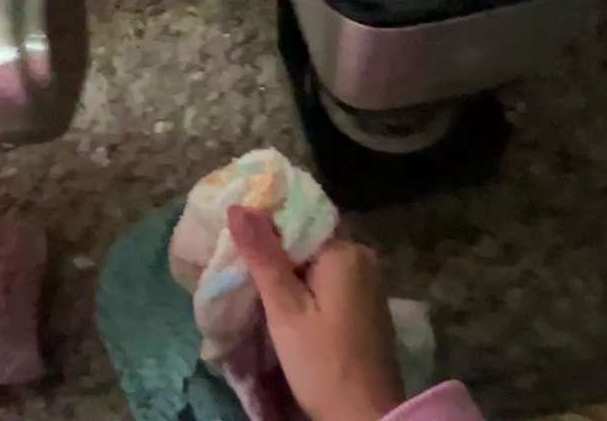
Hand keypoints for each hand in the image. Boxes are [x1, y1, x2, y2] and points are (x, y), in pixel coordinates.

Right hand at [227, 205, 404, 420]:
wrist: (367, 420)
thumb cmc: (322, 362)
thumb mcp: (285, 309)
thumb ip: (262, 255)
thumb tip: (237, 206)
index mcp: (344, 250)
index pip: (298, 219)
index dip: (265, 225)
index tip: (238, 237)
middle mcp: (362, 256)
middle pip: (308, 239)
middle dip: (276, 249)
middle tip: (242, 262)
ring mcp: (368, 280)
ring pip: (318, 259)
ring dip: (290, 268)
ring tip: (257, 280)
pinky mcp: (367, 303)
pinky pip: (330, 278)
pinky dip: (307, 284)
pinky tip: (286, 300)